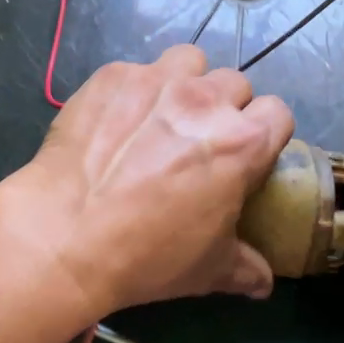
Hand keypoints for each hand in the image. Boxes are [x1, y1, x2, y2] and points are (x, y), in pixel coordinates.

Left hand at [0, 45, 294, 316]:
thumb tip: (263, 281)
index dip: (266, 131)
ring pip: (188, 61)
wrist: (65, 231)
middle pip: (234, 83)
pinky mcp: (113, 75)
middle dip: (225, 106)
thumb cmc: (148, 255)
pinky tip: (116, 119)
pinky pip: (136, 70)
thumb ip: (245, 267)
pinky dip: (134, 89)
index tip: (249, 150)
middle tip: (201, 137)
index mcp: (241, 143)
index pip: (278, 112)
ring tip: (163, 113)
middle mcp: (204, 100)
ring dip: (185, 81)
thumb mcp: (208, 270)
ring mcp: (155, 80)